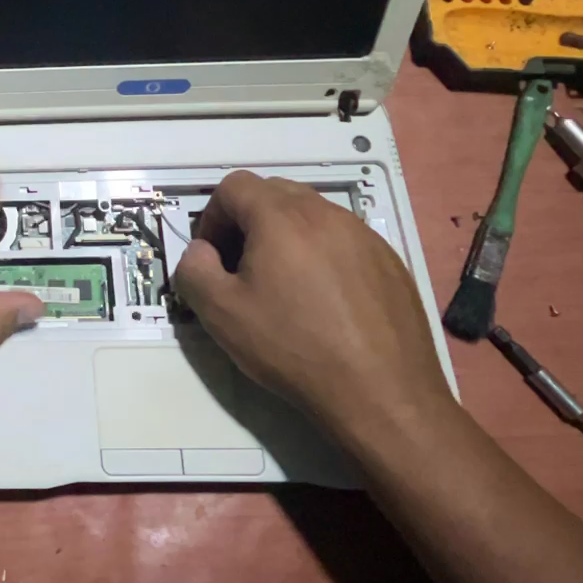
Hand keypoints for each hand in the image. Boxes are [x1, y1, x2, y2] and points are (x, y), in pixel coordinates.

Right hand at [172, 171, 452, 436]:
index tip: (213, 256)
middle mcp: (325, 214)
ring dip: (286, 235)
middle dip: (248, 219)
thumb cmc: (294, 349)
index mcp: (281, 218)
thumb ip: (193, 269)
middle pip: (274, 192)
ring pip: (311, 214)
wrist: (382, 395)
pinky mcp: (389, 261)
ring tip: (283, 284)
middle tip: (242, 266)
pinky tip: (324, 301)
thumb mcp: (220, 314)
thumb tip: (200, 252)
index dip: (212, 215)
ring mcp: (363, 236)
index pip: (234, 186)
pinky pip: (343, 239)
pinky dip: (322, 254)